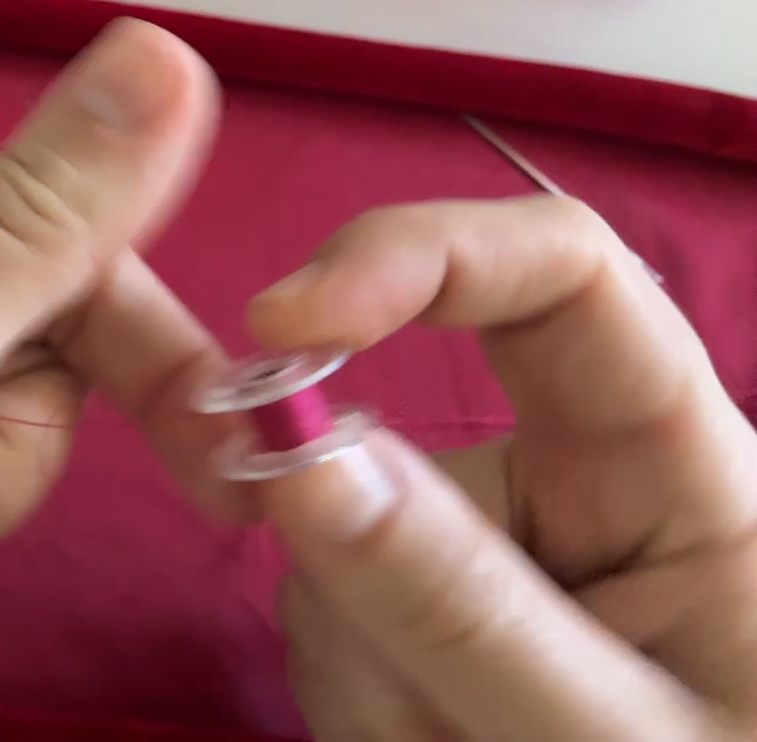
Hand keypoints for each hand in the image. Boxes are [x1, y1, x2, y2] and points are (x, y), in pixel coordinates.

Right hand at [252, 197, 756, 739]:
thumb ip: (459, 603)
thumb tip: (287, 451)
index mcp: (673, 477)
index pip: (557, 275)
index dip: (412, 254)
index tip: (275, 321)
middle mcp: (554, 483)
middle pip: (381, 409)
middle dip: (332, 512)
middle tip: (361, 648)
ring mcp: (456, 535)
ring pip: (318, 523)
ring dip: (354, 646)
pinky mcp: (394, 589)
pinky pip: (307, 592)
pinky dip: (343, 680)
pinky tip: (417, 738)